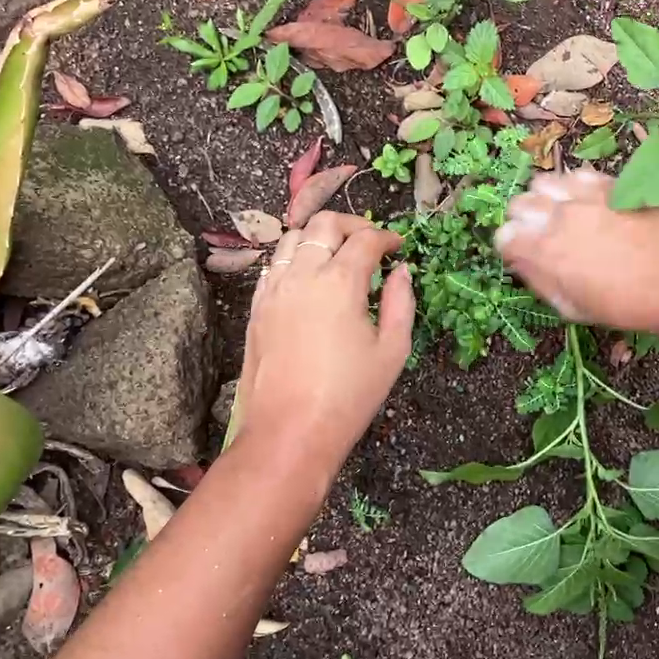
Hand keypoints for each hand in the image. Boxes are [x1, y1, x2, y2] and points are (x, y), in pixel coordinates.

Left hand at [234, 212, 412, 475]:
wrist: (288, 434)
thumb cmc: (348, 396)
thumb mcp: (392, 351)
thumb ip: (400, 303)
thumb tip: (401, 272)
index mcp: (340, 283)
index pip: (366, 239)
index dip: (387, 237)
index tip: (398, 247)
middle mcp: (303, 276)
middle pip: (324, 223)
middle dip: (352, 224)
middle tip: (370, 242)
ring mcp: (274, 290)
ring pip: (293, 237)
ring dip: (319, 238)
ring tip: (337, 256)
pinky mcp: (257, 308)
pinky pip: (274, 265)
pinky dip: (294, 259)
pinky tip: (309, 279)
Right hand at [495, 170, 658, 335]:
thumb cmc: (626, 306)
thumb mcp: (574, 308)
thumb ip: (540, 281)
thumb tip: (519, 263)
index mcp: (546, 252)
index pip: (505, 236)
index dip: (509, 246)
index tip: (521, 253)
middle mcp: (560, 217)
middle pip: (519, 204)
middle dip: (522, 219)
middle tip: (538, 233)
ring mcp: (586, 197)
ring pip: (544, 182)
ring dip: (544, 197)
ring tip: (559, 211)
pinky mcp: (611, 185)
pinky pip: (579, 174)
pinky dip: (574, 185)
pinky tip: (584, 200)